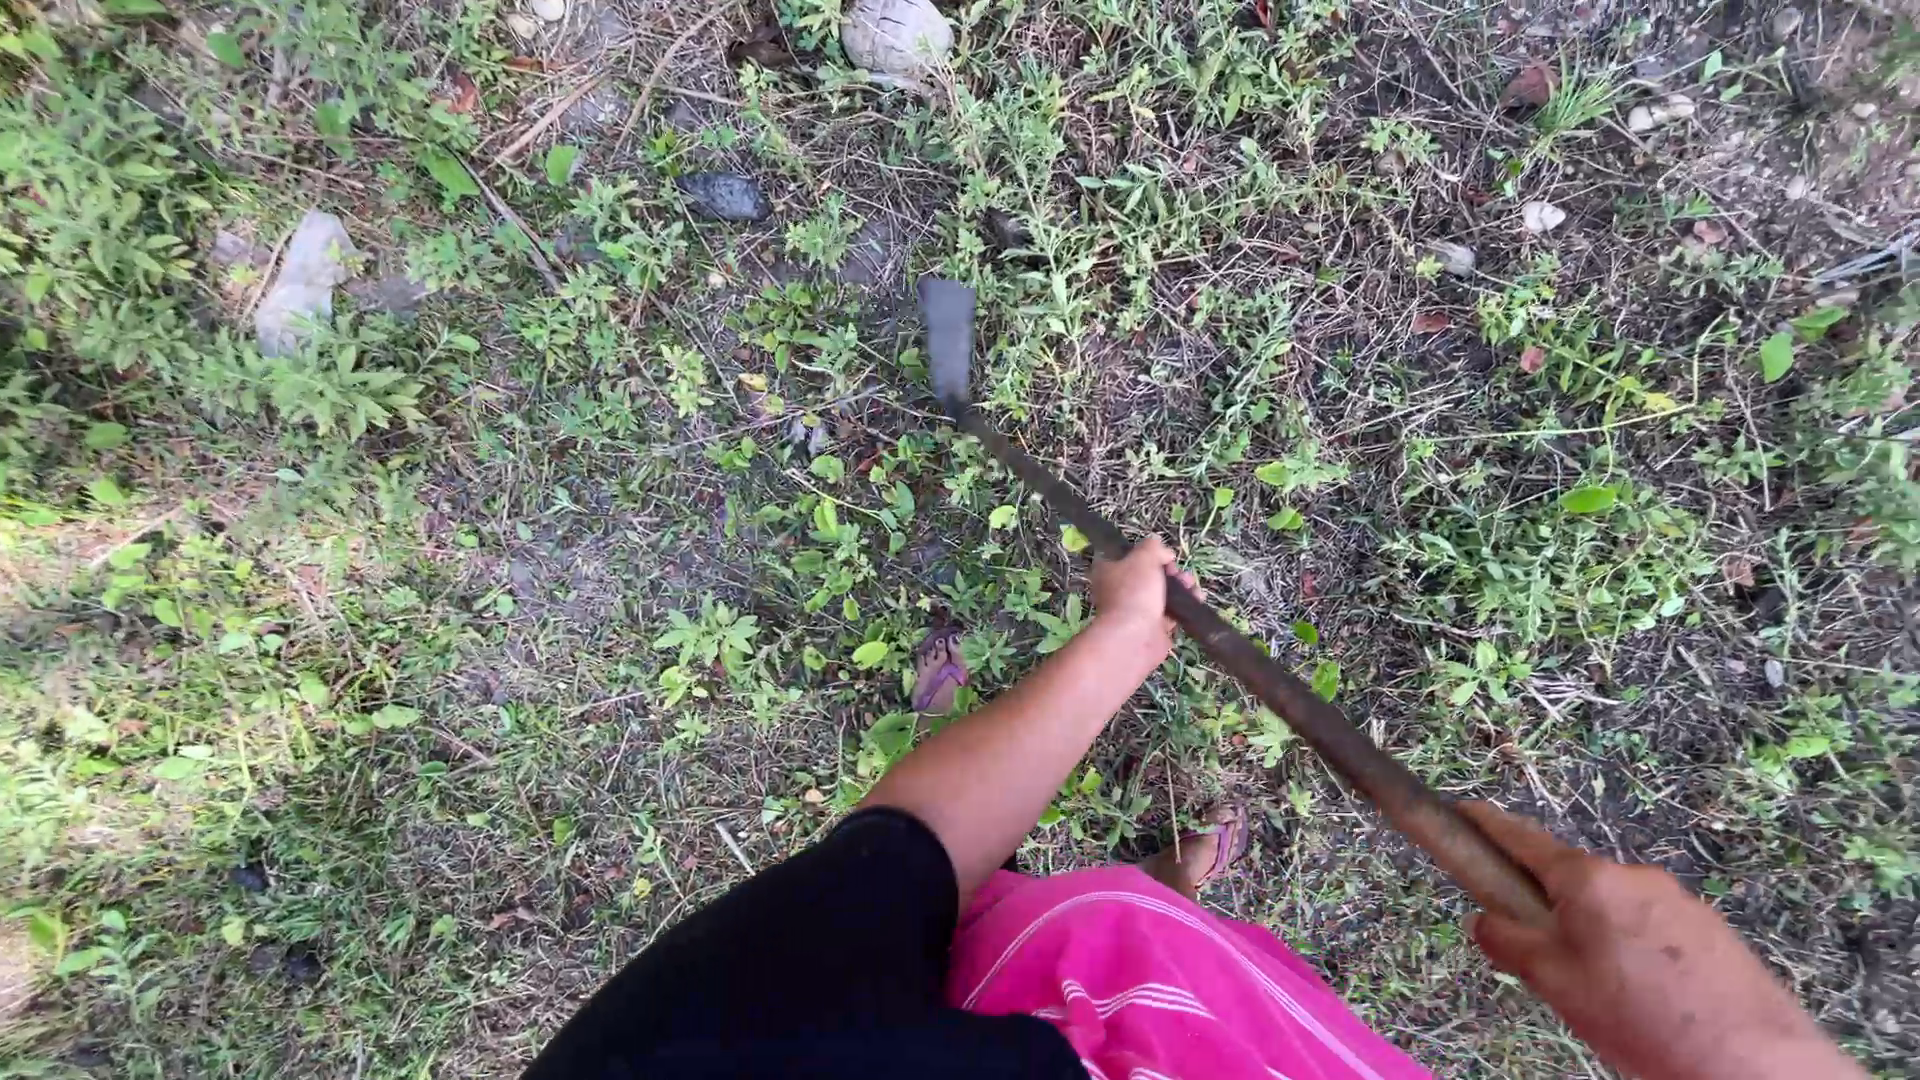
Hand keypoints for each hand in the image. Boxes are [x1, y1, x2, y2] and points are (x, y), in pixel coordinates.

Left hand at [1089, 535, 1199, 663]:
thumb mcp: (1143, 558)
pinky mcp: (1152, 626)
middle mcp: (1119, 589)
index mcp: (1108, 571)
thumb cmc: (1134, 591)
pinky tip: (1197, 599)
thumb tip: (1161, 549)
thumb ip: (1152, 547)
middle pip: (1149, 574)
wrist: (1135, 637)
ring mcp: (1136, 609)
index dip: (1149, 553)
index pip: (1129, 555)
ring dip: (1181, 586)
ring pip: (1162, 592)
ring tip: (1192, 586)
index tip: (1164, 555)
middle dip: (1171, 571)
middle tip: (1179, 573)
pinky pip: (1171, 611)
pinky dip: (1185, 605)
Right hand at [1460, 802, 1863, 1079]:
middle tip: (1546, 956)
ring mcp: (1681, 901)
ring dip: (1594, 929)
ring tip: (1607, 990)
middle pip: (1568, 877)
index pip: (1520, 837)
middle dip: (1548, 903)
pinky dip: (1634, 947)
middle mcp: (1633, 875)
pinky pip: (1652, 926)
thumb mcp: (1552, 982)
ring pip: (1611, 905)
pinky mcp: (1717, 933)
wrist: (1768, 1076)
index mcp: (1587, 878)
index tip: (1460, 811)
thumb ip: (1505, 941)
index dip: (1484, 822)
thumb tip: (1486, 922)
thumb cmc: (1641, 1019)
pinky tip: (1649, 996)